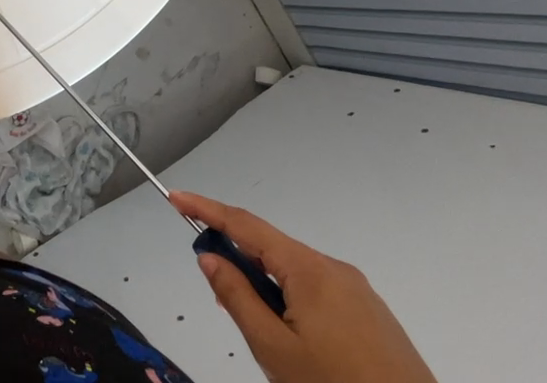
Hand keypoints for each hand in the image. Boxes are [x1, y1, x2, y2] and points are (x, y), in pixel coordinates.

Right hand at [172, 192, 435, 382]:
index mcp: (309, 270)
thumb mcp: (273, 348)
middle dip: (238, 260)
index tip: (174, 197)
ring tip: (258, 330)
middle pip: (271, 249)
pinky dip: (291, 299)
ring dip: (265, 287)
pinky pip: (318, 291)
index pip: (245, 225)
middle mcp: (335, 270)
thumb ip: (236, 296)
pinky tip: (291, 336)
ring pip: (294, 273)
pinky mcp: (372, 315)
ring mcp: (358, 292)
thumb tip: (211, 258)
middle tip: (216, 293)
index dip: (206, 209)